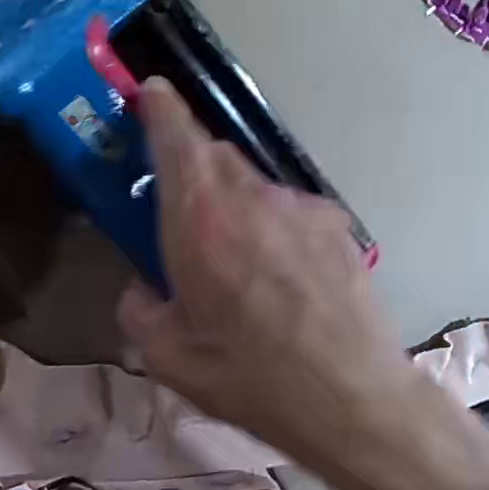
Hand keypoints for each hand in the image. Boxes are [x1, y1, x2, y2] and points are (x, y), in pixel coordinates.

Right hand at [116, 77, 427, 465]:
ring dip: (239, 210)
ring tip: (242, 267)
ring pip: (257, 188)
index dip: (160, 109)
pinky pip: (294, 213)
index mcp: (199, 219)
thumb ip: (140, 312)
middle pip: (217, 159)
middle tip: (187, 219)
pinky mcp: (340, 228)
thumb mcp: (169, 359)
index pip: (176, 137)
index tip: (151, 92)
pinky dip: (278, 231)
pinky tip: (286, 281)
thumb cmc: (249, 377)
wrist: (348, 397)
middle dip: (195, 175)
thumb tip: (141, 292)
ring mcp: (303, 208)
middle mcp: (252, 197)